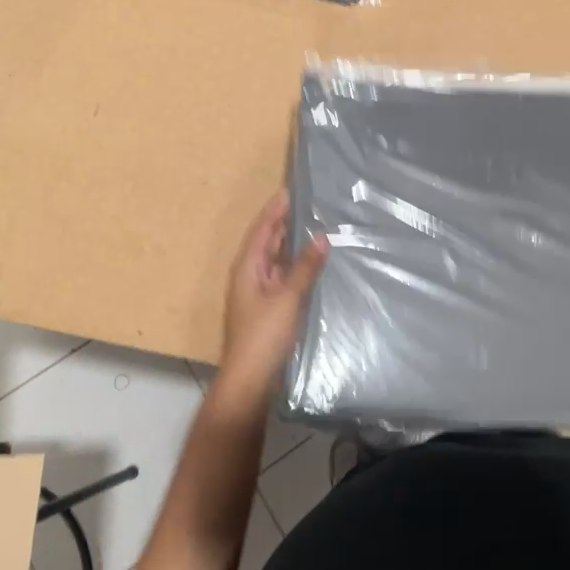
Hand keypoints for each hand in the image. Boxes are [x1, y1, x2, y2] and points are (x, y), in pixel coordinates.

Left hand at [216, 190, 328, 410]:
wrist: (250, 380)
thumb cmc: (264, 335)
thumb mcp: (288, 298)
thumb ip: (305, 267)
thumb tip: (321, 236)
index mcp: (247, 267)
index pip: (262, 228)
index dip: (275, 209)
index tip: (291, 190)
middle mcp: (249, 275)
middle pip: (266, 241)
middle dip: (283, 222)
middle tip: (307, 203)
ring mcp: (257, 292)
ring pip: (275, 258)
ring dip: (290, 242)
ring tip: (313, 225)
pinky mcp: (267, 307)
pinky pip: (281, 275)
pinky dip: (294, 263)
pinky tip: (311, 262)